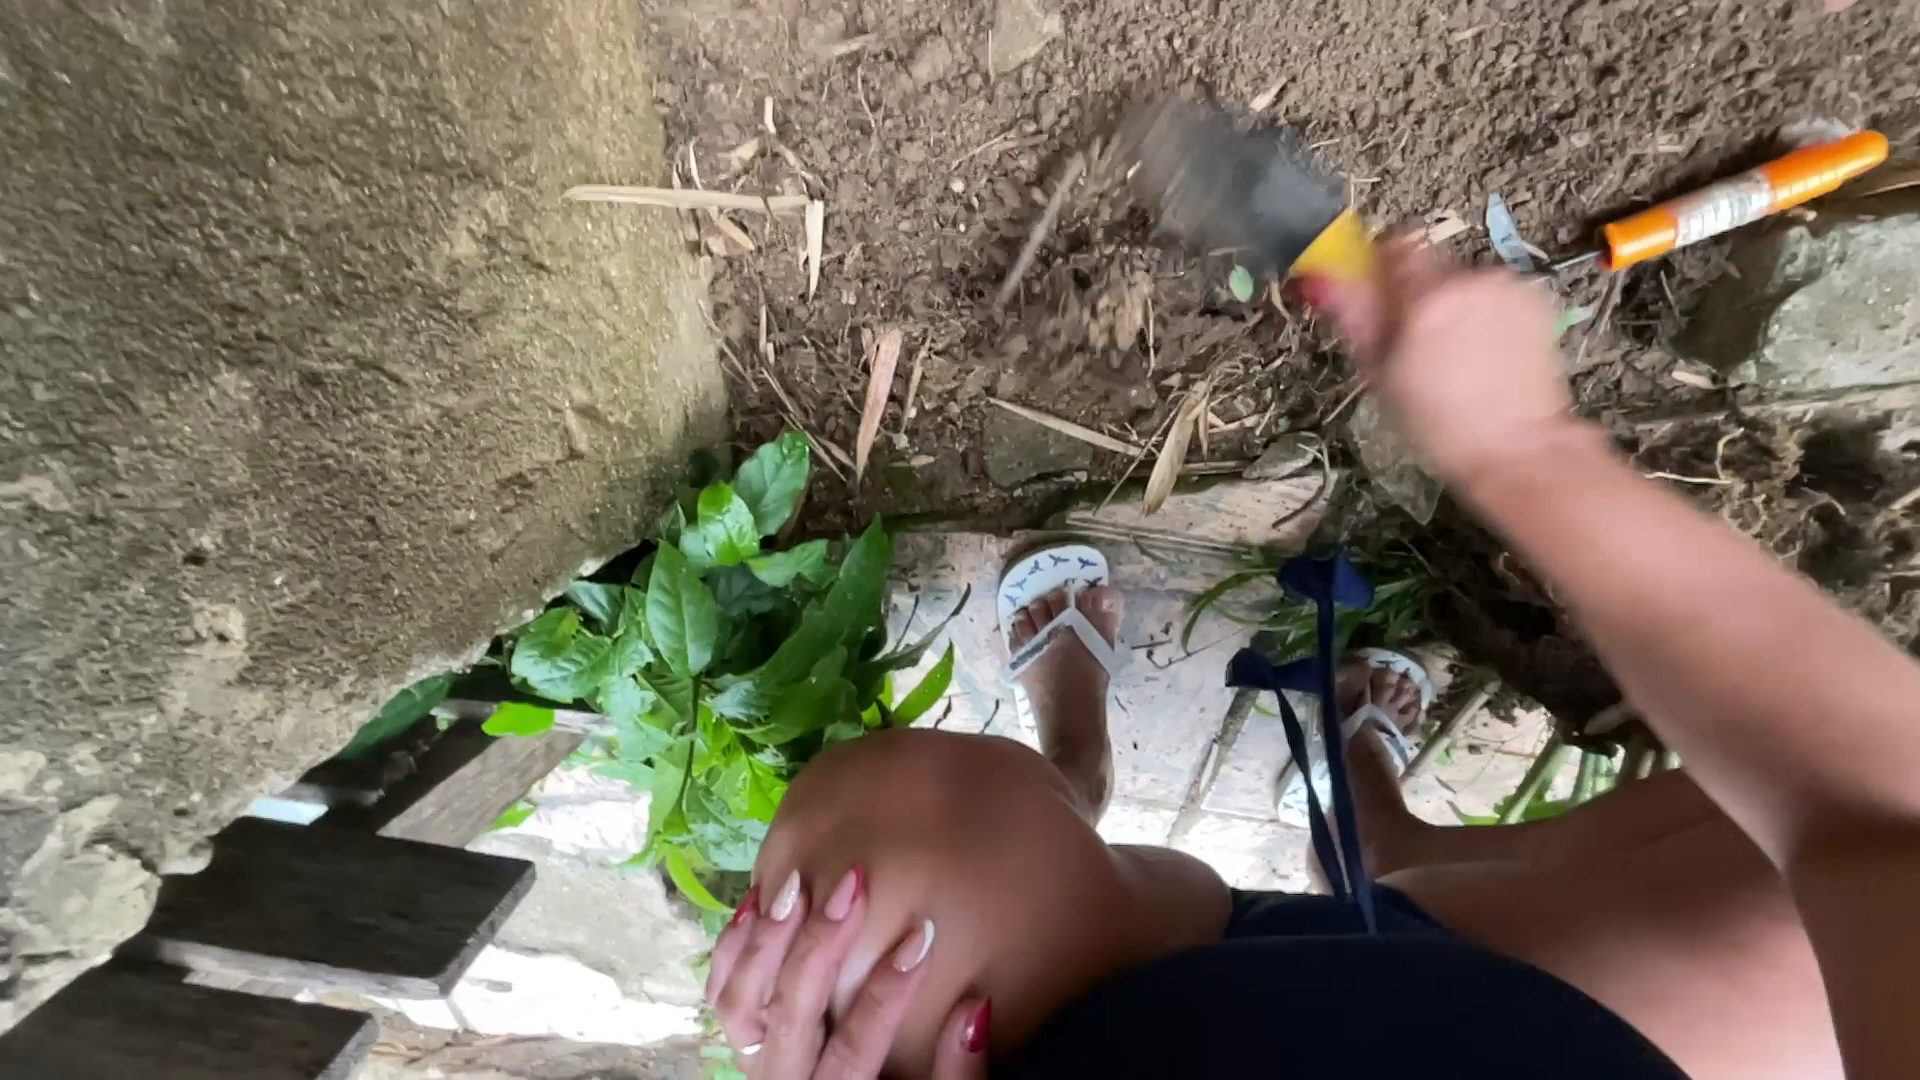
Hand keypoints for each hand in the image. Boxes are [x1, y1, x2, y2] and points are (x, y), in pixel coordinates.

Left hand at [706, 867, 989, 1079]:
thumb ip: (957, 1074)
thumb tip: (973, 1011)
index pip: (853, 1048)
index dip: (887, 992)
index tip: (923, 933)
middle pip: (792, 1014)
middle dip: (821, 944)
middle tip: (854, 884)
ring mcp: (756, 1057)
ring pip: (743, 1003)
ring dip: (770, 939)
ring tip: (799, 882)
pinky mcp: (745, 1035)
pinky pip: (722, 993)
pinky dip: (734, 946)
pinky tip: (758, 898)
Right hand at [1310, 234, 1591, 490]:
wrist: (1512, 444)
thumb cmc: (1434, 420)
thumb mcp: (1379, 372)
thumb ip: (1354, 316)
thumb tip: (1324, 278)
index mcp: (1426, 299)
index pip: (1396, 243)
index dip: (1380, 262)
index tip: (1374, 288)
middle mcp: (1471, 280)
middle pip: (1428, 264)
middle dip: (1415, 293)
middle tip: (1411, 341)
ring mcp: (1509, 286)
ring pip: (1461, 280)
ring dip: (1449, 305)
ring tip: (1449, 354)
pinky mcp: (1536, 298)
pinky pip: (1492, 291)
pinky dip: (1481, 313)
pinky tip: (1480, 353)